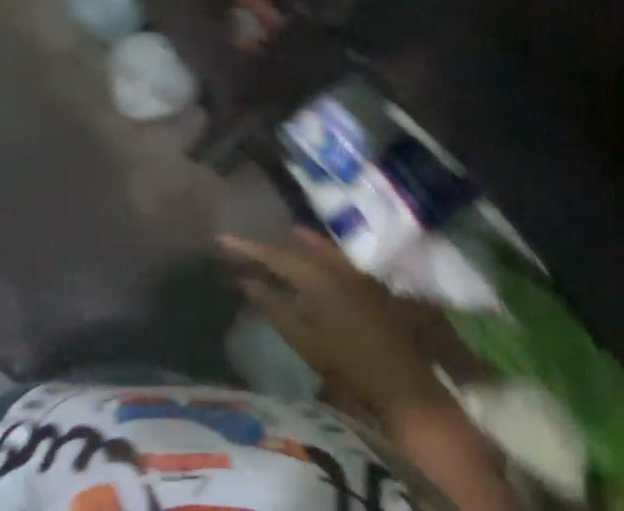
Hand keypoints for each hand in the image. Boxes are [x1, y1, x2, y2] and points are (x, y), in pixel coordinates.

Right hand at [221, 229, 445, 424]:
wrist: (402, 384)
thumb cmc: (347, 366)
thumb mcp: (302, 339)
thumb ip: (272, 306)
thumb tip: (244, 280)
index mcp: (316, 278)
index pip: (274, 255)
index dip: (246, 247)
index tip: (221, 239)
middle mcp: (335, 266)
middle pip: (293, 249)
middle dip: (266, 246)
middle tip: (241, 245)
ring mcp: (355, 272)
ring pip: (315, 248)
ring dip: (291, 244)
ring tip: (272, 239)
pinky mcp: (367, 281)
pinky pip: (334, 254)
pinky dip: (316, 247)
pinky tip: (310, 246)